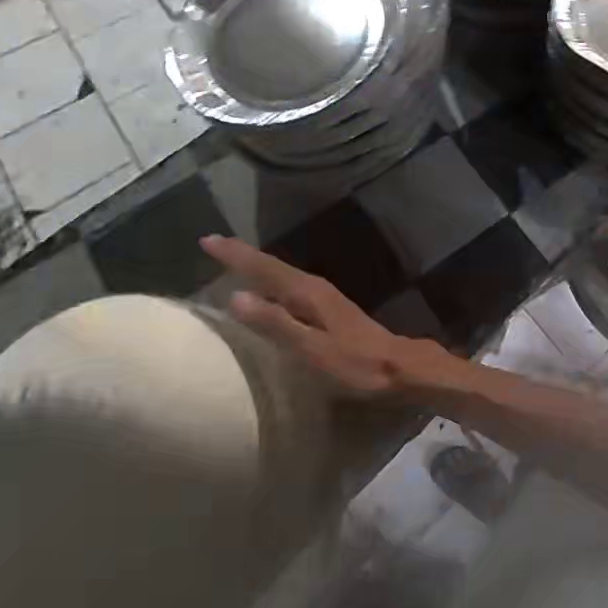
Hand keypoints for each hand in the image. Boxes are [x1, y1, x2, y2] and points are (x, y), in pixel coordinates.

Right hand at [199, 236, 456, 397]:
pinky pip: (292, 288)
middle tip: (214, 244)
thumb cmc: (356, 364)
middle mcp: (316, 288)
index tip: (207, 239)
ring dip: (259, 267)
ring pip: (284, 276)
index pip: (265, 268)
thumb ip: (276, 324)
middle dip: (244, 256)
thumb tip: (236, 295)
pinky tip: (270, 292)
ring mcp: (326, 298)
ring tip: (234, 261)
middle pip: (273, 267)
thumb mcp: (312, 349)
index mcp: (308, 293)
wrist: (400, 367)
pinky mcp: (331, 310)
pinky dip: (274, 283)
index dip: (236, 254)